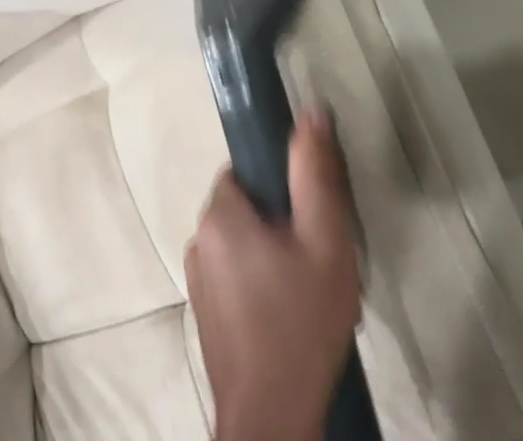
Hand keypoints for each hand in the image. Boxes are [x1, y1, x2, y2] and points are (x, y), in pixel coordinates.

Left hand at [186, 106, 361, 440]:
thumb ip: (315, 172)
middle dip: (284, 220)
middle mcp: (198, 242)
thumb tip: (311, 111)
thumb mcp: (324, 238)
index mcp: (219, 216)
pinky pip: (237, 275)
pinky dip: (262, 281)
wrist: (274, 411)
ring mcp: (198, 282)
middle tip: (320, 250)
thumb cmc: (301, 319)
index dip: (282, 184)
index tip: (311, 208)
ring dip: (274, 252)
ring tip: (311, 284)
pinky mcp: (206, 314)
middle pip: (246, 206)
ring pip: (244, 243)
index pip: (246, 170)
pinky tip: (291, 310)